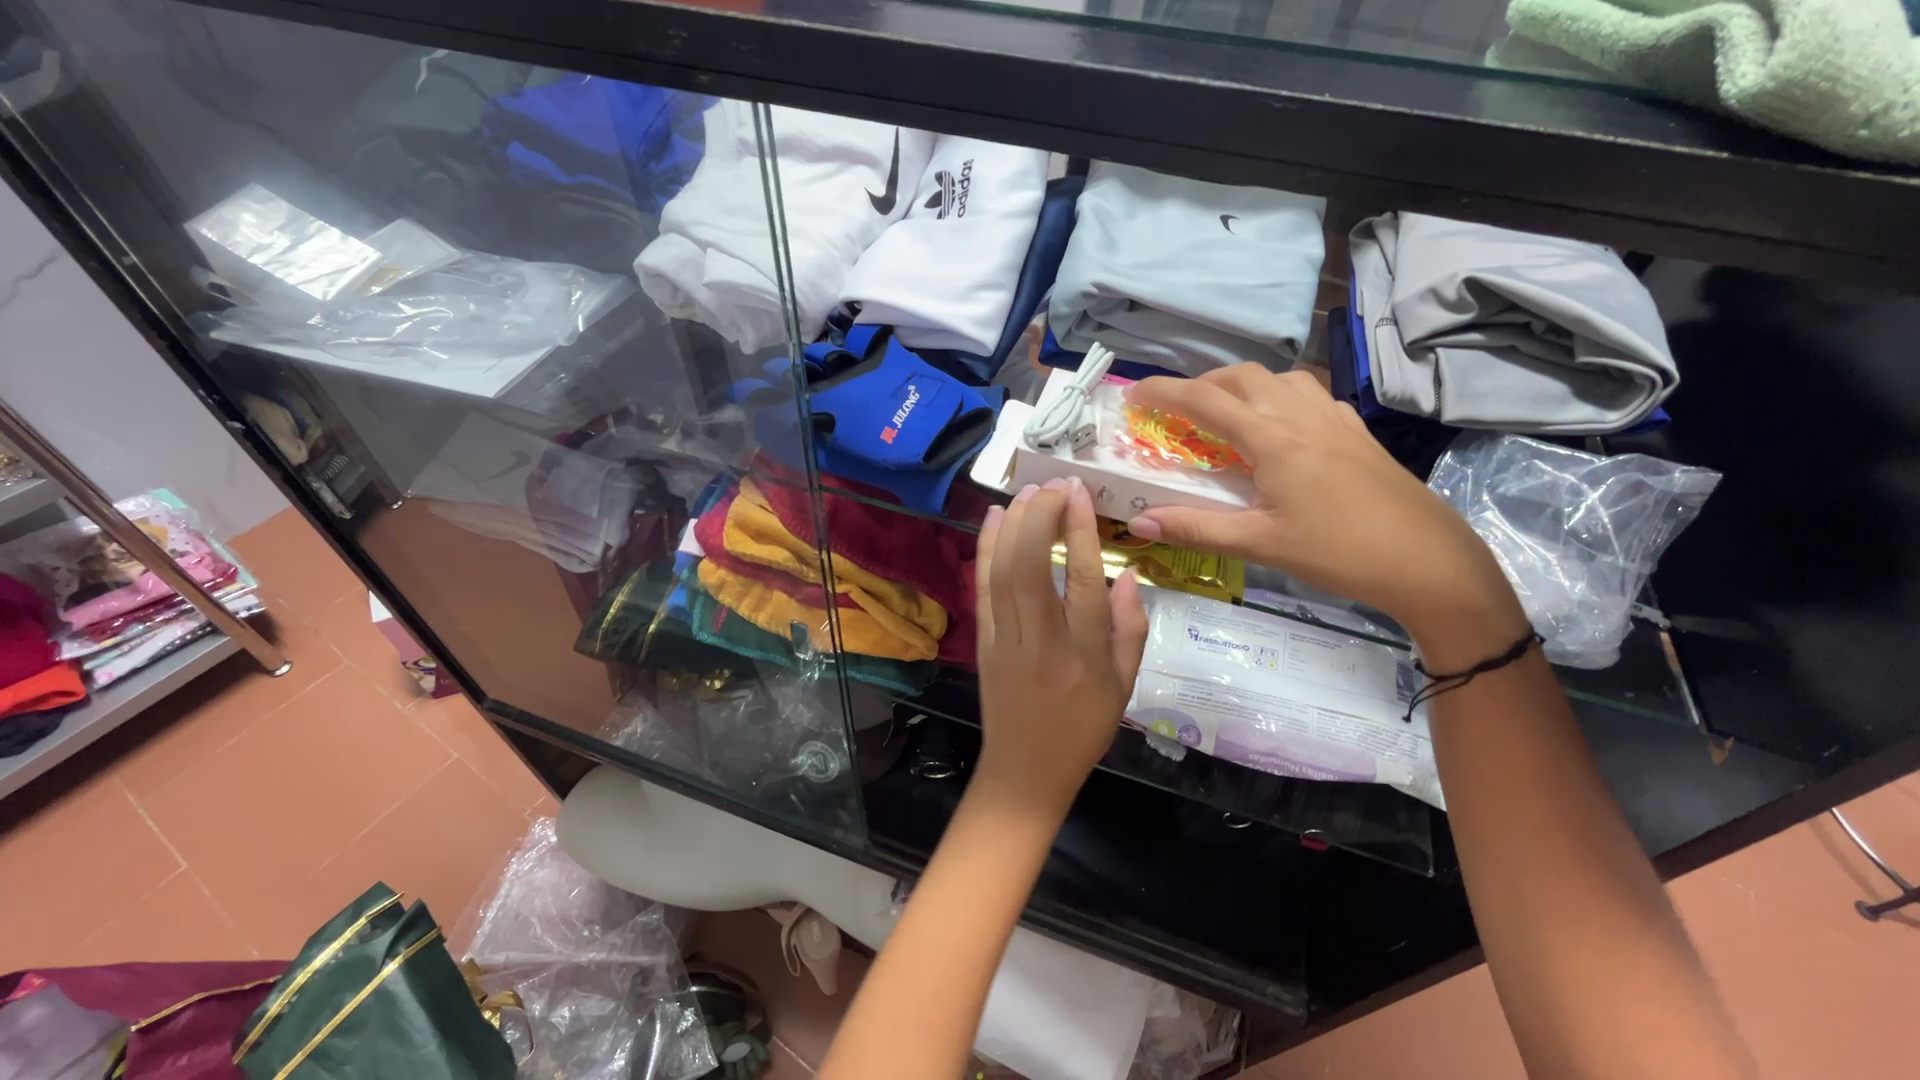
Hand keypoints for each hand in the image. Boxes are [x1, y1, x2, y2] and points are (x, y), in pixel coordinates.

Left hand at [972, 476, 1148, 816]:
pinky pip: (982, 590)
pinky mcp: (982, 643)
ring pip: (1002, 574)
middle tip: (1054, 484)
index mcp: (1085, 655)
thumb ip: (1131, 629)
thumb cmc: (1083, 729)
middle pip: (1032, 568)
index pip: (1081, 581)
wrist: (1026, 771)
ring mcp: (1006, 642)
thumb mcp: (1125, 685)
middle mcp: (1042, 643)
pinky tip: (994, 519)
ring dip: (1012, 526)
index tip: (1080, 493)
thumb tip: (1127, 574)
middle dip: (1040, 517)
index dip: (1080, 531)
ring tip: (1027, 491)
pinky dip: (985, 551)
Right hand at [1124, 367, 1525, 665]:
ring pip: (1281, 378)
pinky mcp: (1357, 432)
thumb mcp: (1260, 544)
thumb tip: (1140, 523)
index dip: (1165, 391)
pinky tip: (1282, 427)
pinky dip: (1281, 397)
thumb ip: (1197, 528)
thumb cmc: (1339, 552)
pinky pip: (1311, 395)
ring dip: (1245, 385)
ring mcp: (1335, 419)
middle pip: (1243, 376)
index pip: (1206, 401)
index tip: (1134, 393)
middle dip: (1203, 383)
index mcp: (1273, 439)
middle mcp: (1302, 416)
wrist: (1426, 559)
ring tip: (1228, 414)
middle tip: (1178, 409)